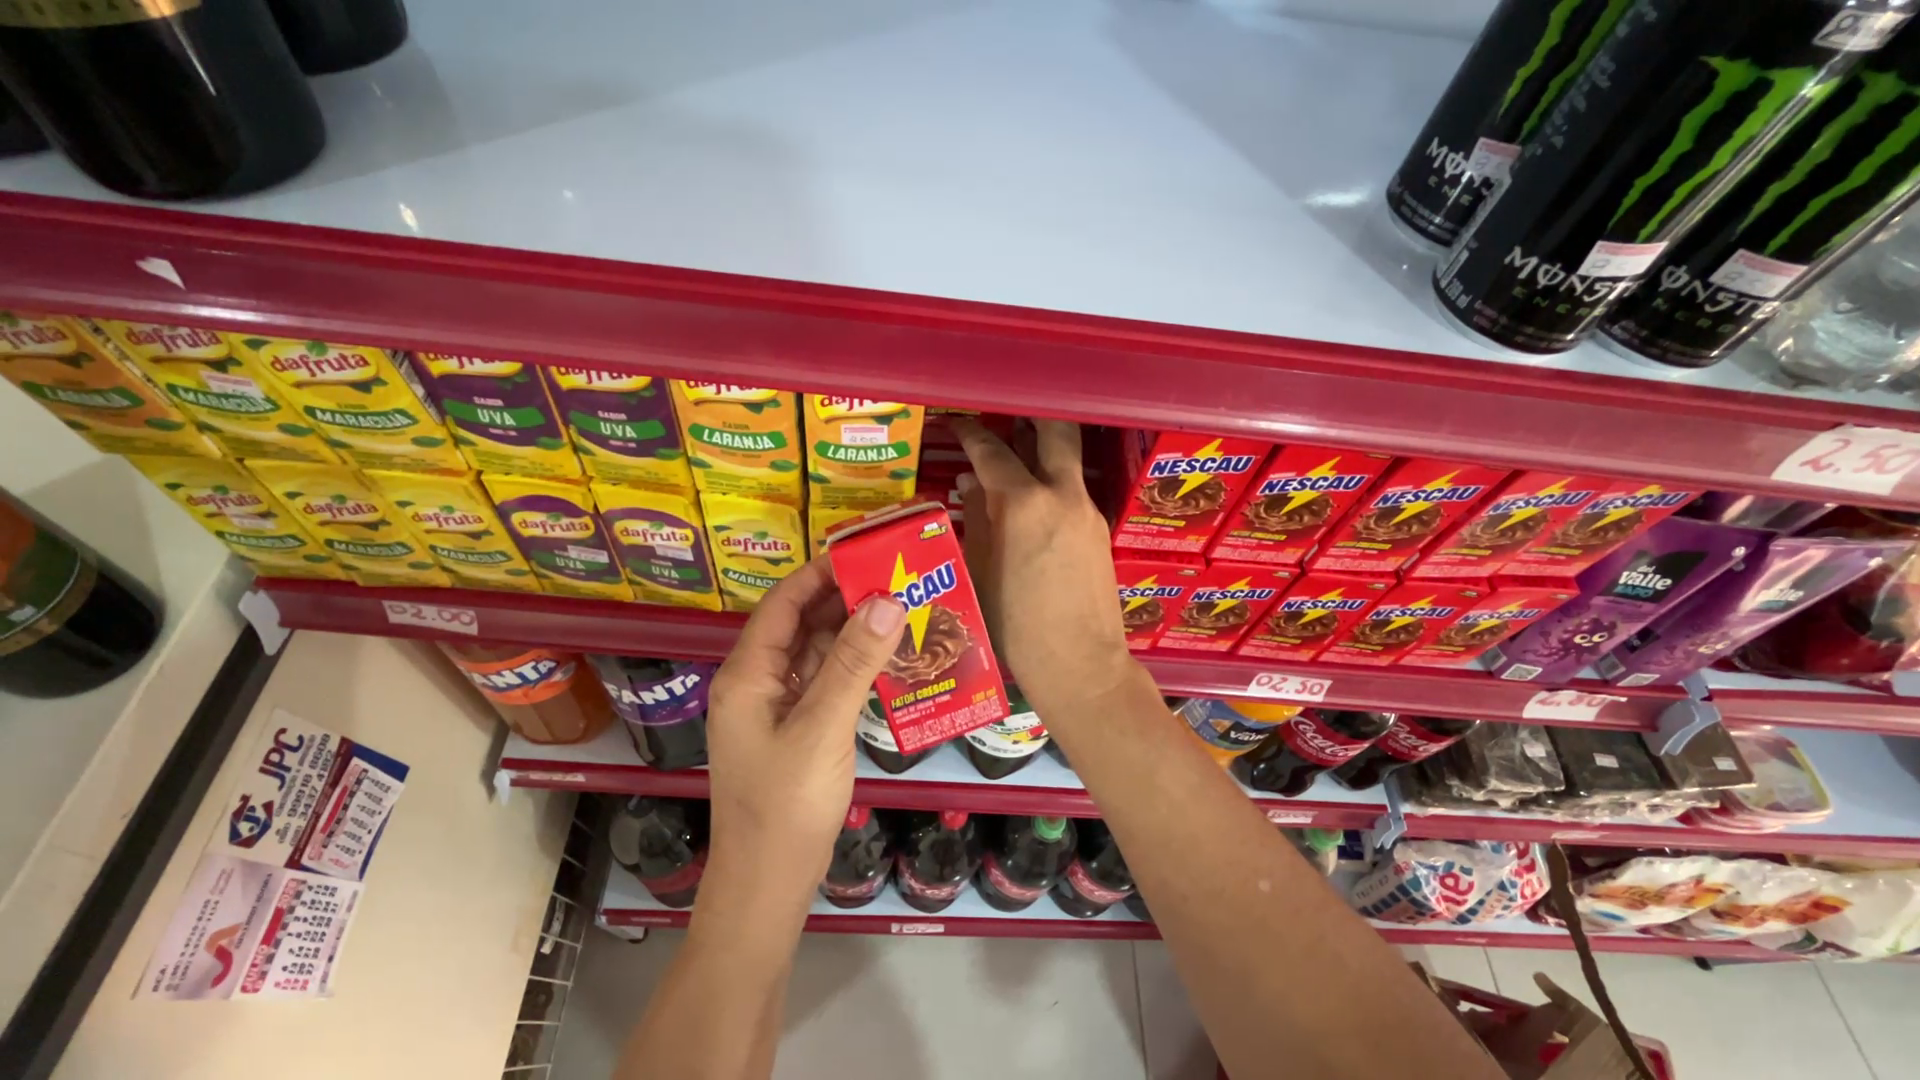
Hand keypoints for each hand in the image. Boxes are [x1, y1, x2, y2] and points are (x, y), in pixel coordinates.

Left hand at [703, 558, 905, 893]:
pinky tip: (888, 660)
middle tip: (897, 578)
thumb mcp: (822, 728)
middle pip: (799, 625)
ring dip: (852, 633)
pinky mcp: (795, 732)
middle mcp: (756, 683)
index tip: (866, 552)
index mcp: (747, 674)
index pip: (782, 603)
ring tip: (902, 609)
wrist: (767, 884)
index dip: (820, 573)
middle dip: (844, 599)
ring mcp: (775, 710)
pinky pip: (824, 684)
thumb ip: (853, 663)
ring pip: (814, 654)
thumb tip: (887, 600)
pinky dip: (852, 668)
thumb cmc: (786, 805)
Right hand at [954, 418, 1139, 719]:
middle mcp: (1061, 495)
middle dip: (1029, 415)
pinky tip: (1033, 504)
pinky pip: (1073, 491)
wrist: (1080, 666)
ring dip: (1044, 449)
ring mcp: (1087, 511)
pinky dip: (1052, 484)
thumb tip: (972, 485)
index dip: (969, 433)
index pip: (992, 451)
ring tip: (1016, 453)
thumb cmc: (1016, 628)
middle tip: (1004, 415)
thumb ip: (976, 520)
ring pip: (1068, 461)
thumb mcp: (980, 573)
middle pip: (1054, 430)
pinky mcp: (1099, 531)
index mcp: (1024, 504)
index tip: (955, 423)